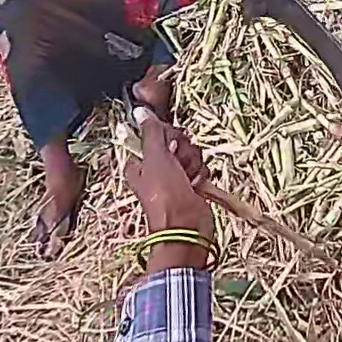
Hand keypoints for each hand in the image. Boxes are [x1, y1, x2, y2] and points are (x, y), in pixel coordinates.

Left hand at [125, 108, 213, 269]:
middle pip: (177, 142)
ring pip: (190, 154)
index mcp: (140, 162)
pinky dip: (201, 175)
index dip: (168, 136)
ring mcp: (174, 178)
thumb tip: (140, 111)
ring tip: (189, 179)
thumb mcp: (156, 158)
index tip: (172, 144)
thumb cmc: (166, 196)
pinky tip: (197, 185)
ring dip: (193, 164)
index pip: (158, 134)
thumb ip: (151, 133)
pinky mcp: (190, 186)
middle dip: (184, 151)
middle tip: (180, 164)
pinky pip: (200, 168)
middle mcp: (156, 168)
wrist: (187, 229)